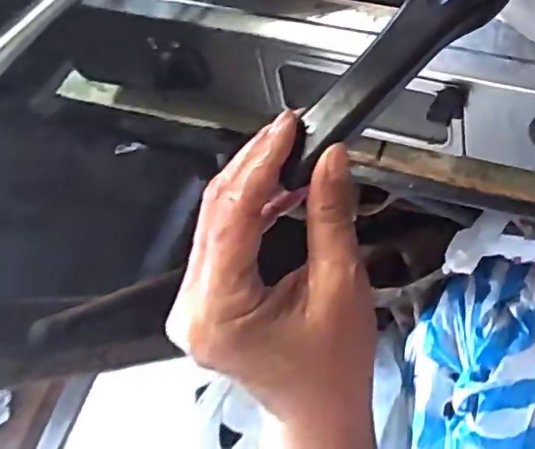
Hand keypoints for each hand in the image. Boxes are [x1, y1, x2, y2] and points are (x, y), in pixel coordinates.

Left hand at [166, 113, 375, 446]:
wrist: (321, 408)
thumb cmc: (332, 362)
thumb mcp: (340, 281)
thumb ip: (331, 213)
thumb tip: (331, 158)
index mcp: (219, 311)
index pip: (232, 215)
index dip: (262, 162)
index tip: (289, 127)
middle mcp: (193, 306)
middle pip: (216, 210)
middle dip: (256, 160)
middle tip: (292, 126)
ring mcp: (195, 302)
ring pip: (217, 216)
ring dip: (254, 175)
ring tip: (290, 145)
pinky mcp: (209, 295)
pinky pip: (225, 233)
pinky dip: (254, 199)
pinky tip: (282, 182)